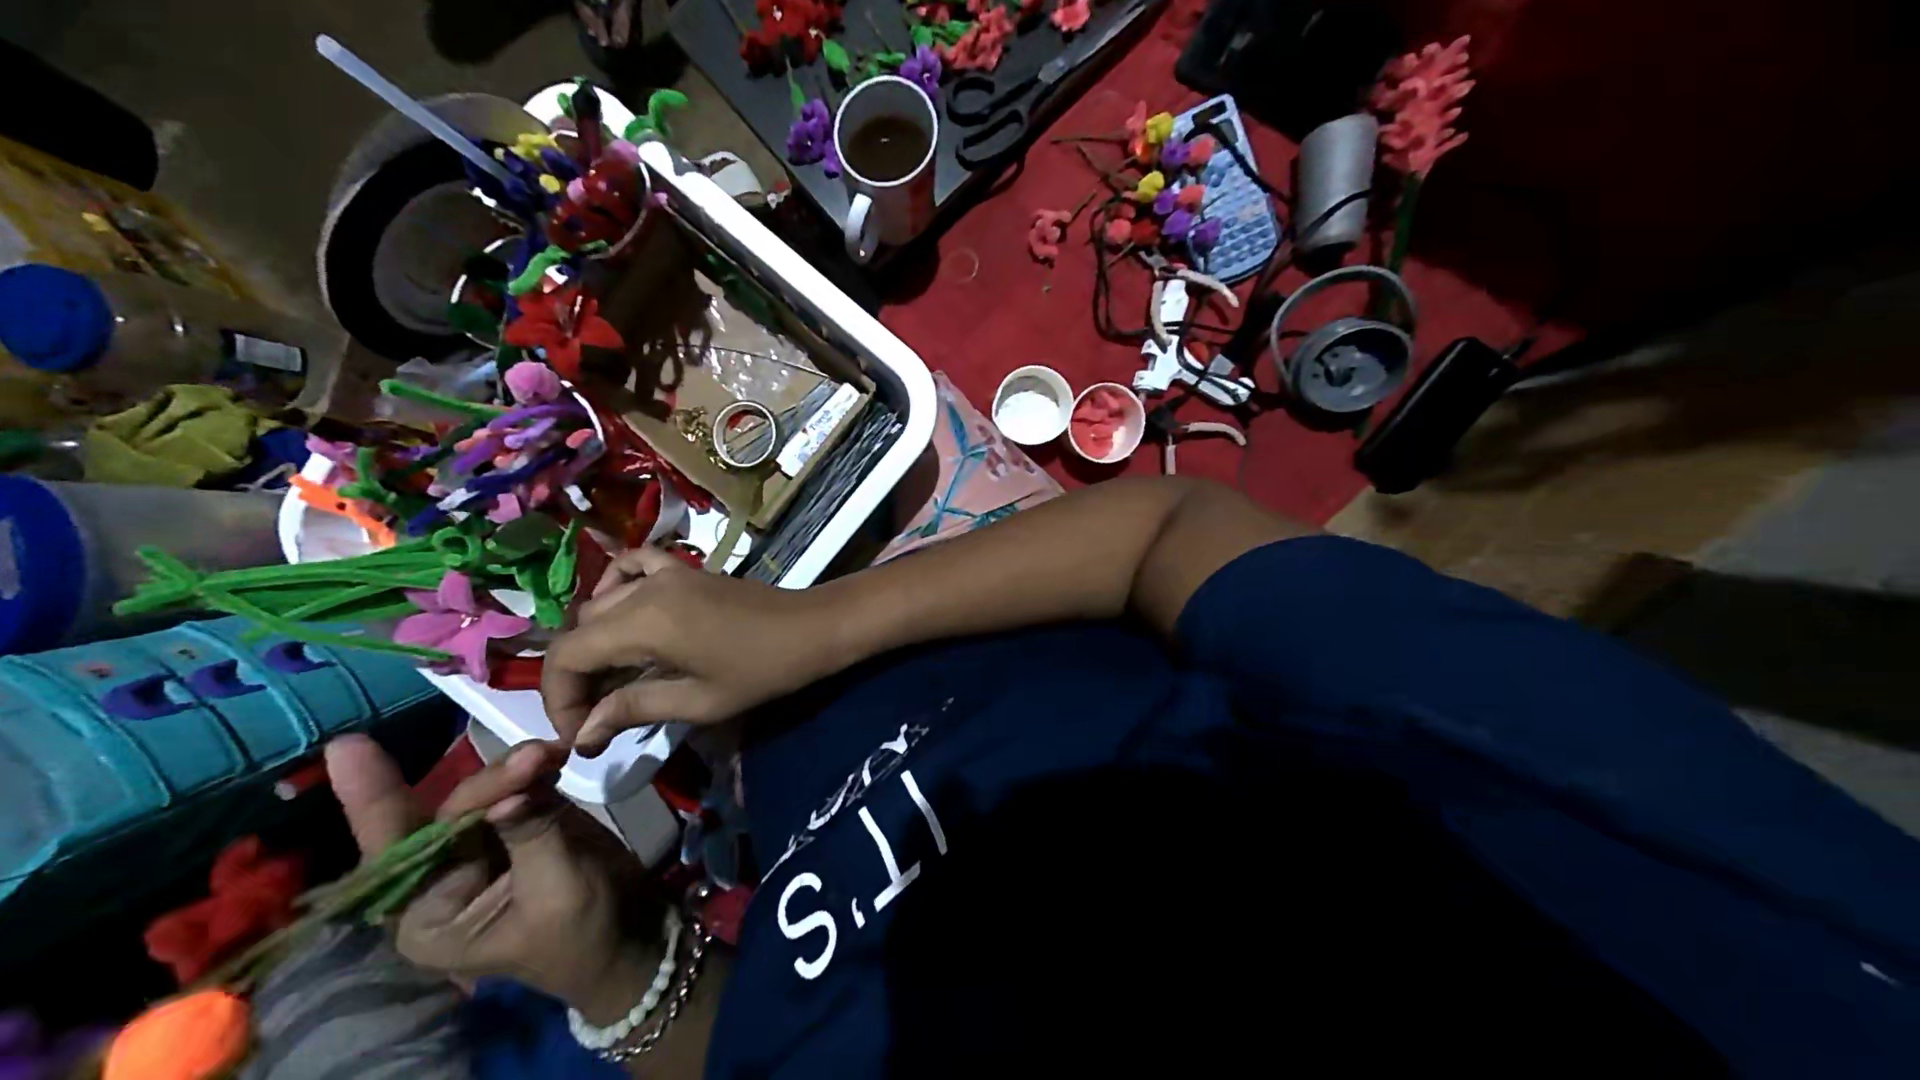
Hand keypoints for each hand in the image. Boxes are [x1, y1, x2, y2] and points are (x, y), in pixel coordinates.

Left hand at [324, 735, 652, 1018]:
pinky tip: (557, 754)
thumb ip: (532, 835)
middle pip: (448, 813)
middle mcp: (443, 879)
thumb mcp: (557, 889)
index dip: (372, 798)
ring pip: (484, 795)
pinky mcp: (522, 826)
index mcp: (429, 914)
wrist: (632, 935)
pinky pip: (518, 788)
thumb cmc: (584, 932)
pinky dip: (537, 768)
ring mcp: (483, 849)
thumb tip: (514, 790)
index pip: (399, 850)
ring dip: (515, 769)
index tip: (349, 747)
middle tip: (536, 756)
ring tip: (551, 753)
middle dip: (488, 782)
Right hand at [543, 546, 837, 753]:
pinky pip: (634, 565)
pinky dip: (616, 586)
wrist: (811, 628)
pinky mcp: (684, 569)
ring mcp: (665, 572)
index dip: (559, 699)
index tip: (580, 735)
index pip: (567, 655)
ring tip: (612, 680)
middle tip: (598, 718)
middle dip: (576, 678)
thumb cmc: (762, 670)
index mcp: (643, 623)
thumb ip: (634, 709)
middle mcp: (644, 590)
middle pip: (579, 630)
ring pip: (600, 602)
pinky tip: (623, 616)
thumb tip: (581, 733)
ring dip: (593, 642)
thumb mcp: (699, 701)